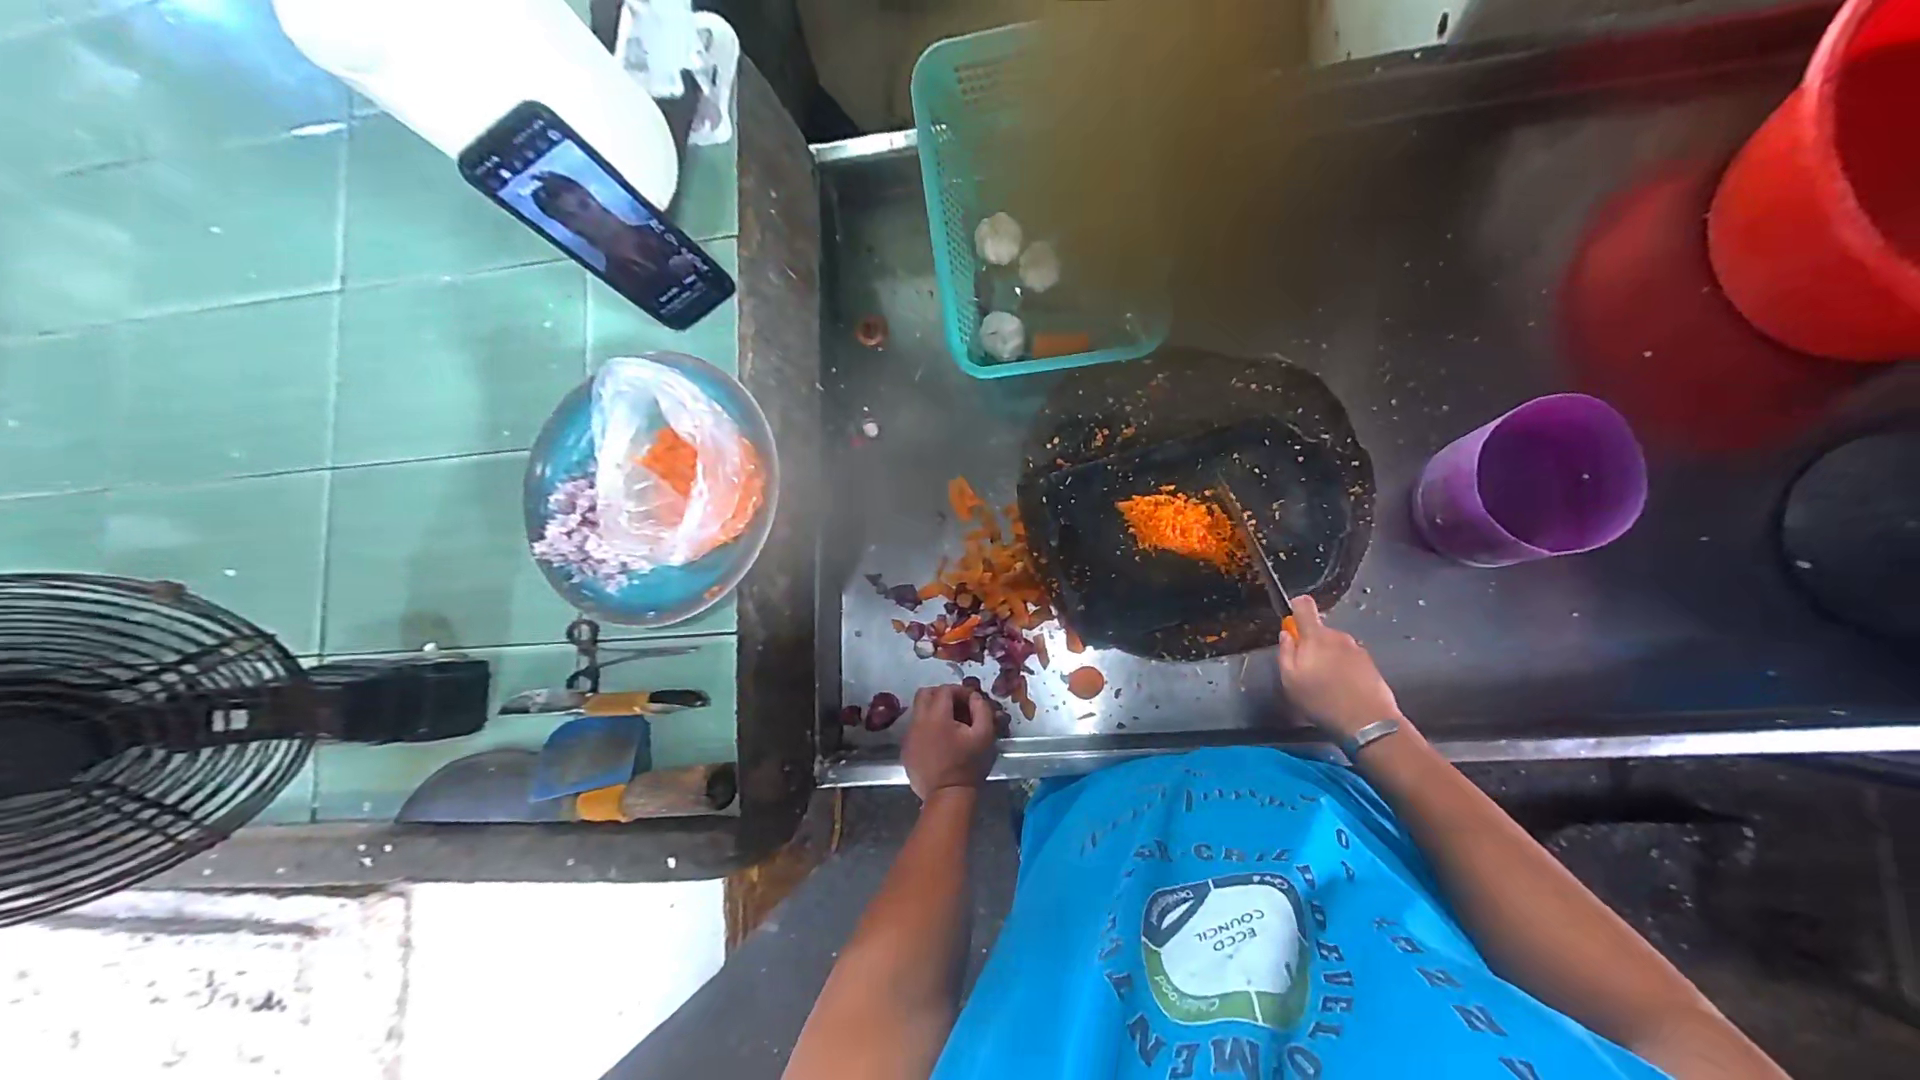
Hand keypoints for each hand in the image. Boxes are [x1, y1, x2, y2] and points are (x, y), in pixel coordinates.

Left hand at [901, 685, 998, 799]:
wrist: (947, 796)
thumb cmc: (968, 765)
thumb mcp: (984, 736)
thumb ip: (982, 710)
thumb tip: (974, 697)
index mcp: (936, 716)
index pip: (944, 690)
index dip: (959, 691)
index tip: (971, 701)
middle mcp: (918, 721)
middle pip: (924, 694)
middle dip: (942, 695)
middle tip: (957, 707)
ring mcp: (909, 736)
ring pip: (918, 711)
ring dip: (933, 711)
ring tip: (950, 725)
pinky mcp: (906, 749)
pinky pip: (915, 728)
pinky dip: (926, 727)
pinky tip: (939, 741)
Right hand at [1276, 595, 1407, 739]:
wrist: (1368, 722)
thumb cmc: (1322, 700)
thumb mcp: (1290, 681)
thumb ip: (1285, 653)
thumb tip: (1286, 635)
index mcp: (1316, 637)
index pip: (1304, 606)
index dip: (1296, 607)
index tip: (1292, 623)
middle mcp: (1339, 636)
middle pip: (1319, 631)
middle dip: (1311, 644)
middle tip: (1307, 670)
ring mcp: (1357, 649)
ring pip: (1334, 645)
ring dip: (1327, 657)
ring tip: (1325, 683)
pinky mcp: (1370, 663)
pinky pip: (1348, 658)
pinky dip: (1342, 668)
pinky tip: (1341, 688)